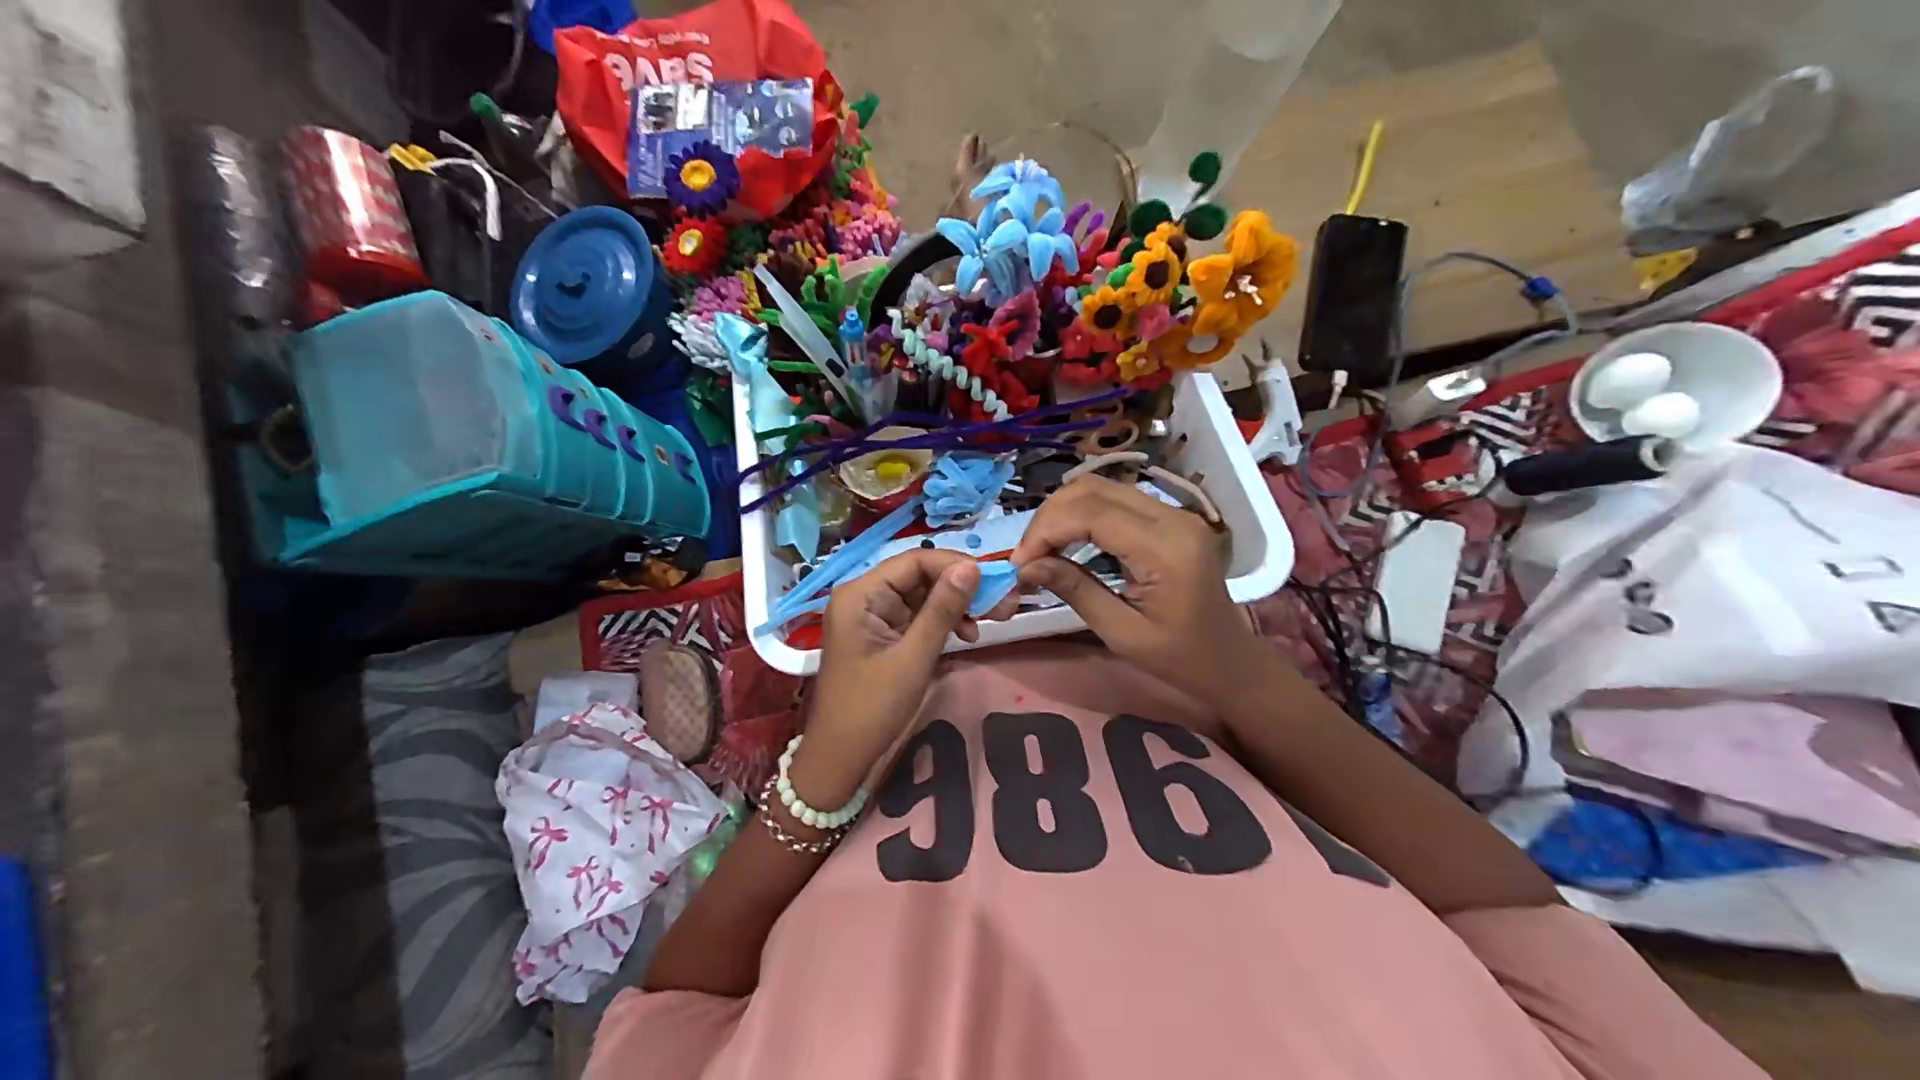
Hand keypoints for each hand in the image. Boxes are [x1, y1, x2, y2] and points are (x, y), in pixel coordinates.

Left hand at [796, 550, 984, 801]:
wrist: (840, 756)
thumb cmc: (873, 707)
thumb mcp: (914, 656)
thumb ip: (943, 609)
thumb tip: (972, 567)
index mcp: (861, 593)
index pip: (915, 560)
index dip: (955, 565)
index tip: (994, 581)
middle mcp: (863, 595)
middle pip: (919, 575)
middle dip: (959, 587)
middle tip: (1000, 603)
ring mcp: (871, 615)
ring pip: (921, 595)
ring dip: (954, 606)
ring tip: (984, 624)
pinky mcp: (880, 633)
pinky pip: (915, 615)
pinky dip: (940, 622)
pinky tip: (964, 635)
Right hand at [1011, 475, 1268, 706]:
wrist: (1230, 662)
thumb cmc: (1179, 657)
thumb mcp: (1121, 632)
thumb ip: (1075, 590)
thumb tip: (1026, 567)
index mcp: (1166, 548)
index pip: (1092, 512)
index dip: (1047, 529)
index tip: (1020, 562)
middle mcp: (1173, 518)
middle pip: (1093, 489)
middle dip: (1050, 517)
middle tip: (1028, 556)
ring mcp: (1174, 513)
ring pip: (1102, 487)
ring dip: (1064, 512)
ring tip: (1042, 550)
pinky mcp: (1170, 518)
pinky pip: (1116, 500)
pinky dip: (1083, 514)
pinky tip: (1068, 541)